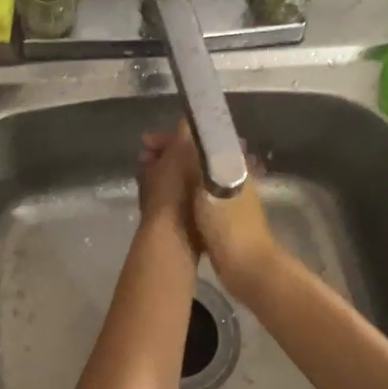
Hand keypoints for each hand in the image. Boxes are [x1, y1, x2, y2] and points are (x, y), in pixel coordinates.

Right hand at [141, 122, 284, 284]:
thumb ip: (198, 152)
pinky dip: (172, 194)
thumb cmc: (228, 221)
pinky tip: (154, 200)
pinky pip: (189, 198)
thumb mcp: (210, 179)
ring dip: (167, 174)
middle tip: (141, 159)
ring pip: (189, 178)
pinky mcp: (215, 220)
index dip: (172, 138)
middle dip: (166, 155)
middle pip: (192, 158)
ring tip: (142, 177)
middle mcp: (228, 177)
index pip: (198, 140)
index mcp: (230, 164)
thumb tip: (186, 122)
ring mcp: (222, 200)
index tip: (147, 142)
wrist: (246, 266)